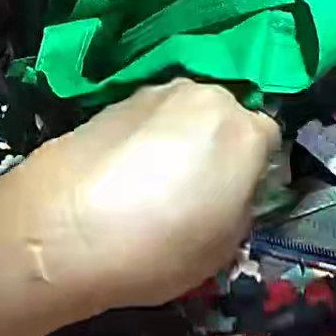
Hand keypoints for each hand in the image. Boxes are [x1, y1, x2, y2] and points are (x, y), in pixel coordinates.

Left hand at [7, 80, 278, 314]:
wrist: (67, 221)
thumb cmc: (159, 244)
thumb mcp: (224, 246)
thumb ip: (241, 202)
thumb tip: (231, 186)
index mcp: (244, 130)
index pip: (268, 138)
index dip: (255, 168)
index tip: (235, 195)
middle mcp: (206, 96)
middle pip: (226, 115)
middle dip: (218, 143)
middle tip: (196, 187)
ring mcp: (160, 90)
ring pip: (187, 111)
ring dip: (182, 134)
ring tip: (154, 179)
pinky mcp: (121, 95)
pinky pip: (153, 113)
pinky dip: (149, 133)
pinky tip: (126, 168)